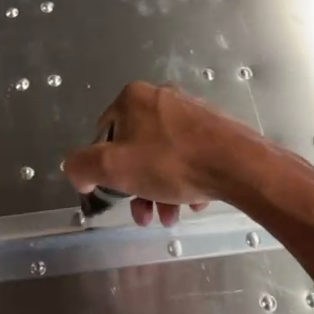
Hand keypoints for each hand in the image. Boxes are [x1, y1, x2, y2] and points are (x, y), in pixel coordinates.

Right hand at [63, 82, 264, 227]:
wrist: (238, 165)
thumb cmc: (170, 162)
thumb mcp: (113, 168)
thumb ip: (81, 165)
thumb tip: (75, 169)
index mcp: (132, 97)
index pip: (103, 134)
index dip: (104, 168)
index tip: (116, 194)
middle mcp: (161, 97)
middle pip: (135, 148)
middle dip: (136, 186)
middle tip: (144, 214)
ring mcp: (191, 111)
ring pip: (163, 156)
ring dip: (160, 190)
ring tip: (170, 217)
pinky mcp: (214, 128)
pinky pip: (189, 157)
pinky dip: (185, 180)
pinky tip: (192, 202)